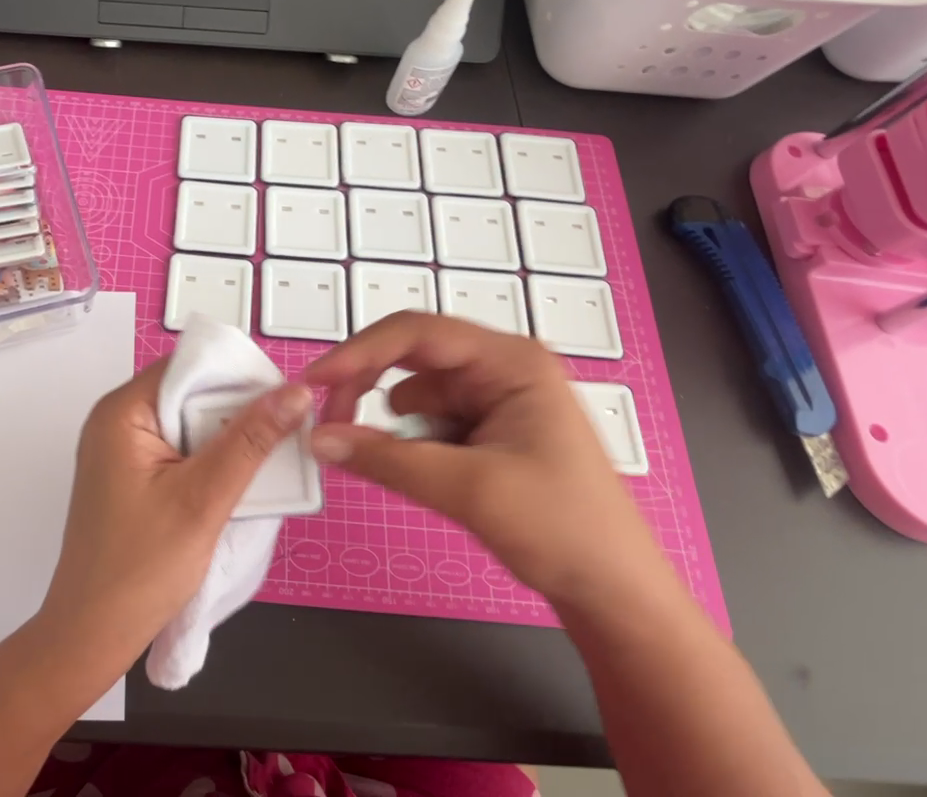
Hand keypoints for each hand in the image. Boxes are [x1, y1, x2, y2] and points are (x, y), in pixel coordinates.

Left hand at [40, 356, 310, 662]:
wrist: (92, 633)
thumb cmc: (140, 568)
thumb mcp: (203, 498)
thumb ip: (250, 441)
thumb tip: (294, 393)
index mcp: (121, 412)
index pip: (188, 367)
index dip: (238, 377)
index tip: (286, 398)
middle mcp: (116, 421)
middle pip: (189, 393)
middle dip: (236, 411)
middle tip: (286, 432)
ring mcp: (120, 450)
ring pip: (188, 424)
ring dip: (227, 439)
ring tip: (270, 459)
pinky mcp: (130, 476)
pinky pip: (178, 450)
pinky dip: (209, 461)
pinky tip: (237, 482)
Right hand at [303, 313, 668, 608]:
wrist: (613, 591)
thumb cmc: (560, 528)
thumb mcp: (468, 489)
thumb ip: (387, 459)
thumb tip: (318, 438)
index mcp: (510, 361)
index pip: (417, 334)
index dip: (358, 353)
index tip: (313, 383)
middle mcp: (501, 369)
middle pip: (412, 359)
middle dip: (368, 388)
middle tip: (331, 427)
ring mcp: (496, 401)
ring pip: (415, 394)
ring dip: (392, 425)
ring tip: (391, 464)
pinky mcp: (488, 432)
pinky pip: (429, 424)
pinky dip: (409, 444)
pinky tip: (422, 475)